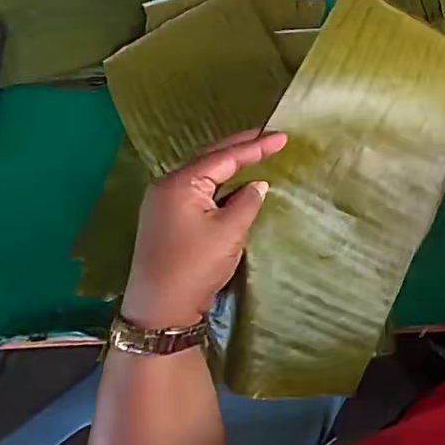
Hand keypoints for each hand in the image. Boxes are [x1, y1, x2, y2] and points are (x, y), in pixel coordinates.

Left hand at [122, 130, 287, 327]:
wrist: (161, 309)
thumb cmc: (195, 265)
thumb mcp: (230, 231)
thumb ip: (247, 201)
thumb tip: (257, 185)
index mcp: (180, 183)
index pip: (224, 157)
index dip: (256, 146)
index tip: (283, 137)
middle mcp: (167, 186)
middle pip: (210, 158)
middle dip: (241, 147)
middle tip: (269, 136)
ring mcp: (164, 202)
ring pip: (203, 173)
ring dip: (229, 163)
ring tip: (256, 152)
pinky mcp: (167, 218)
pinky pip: (198, 188)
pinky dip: (220, 181)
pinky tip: (235, 180)